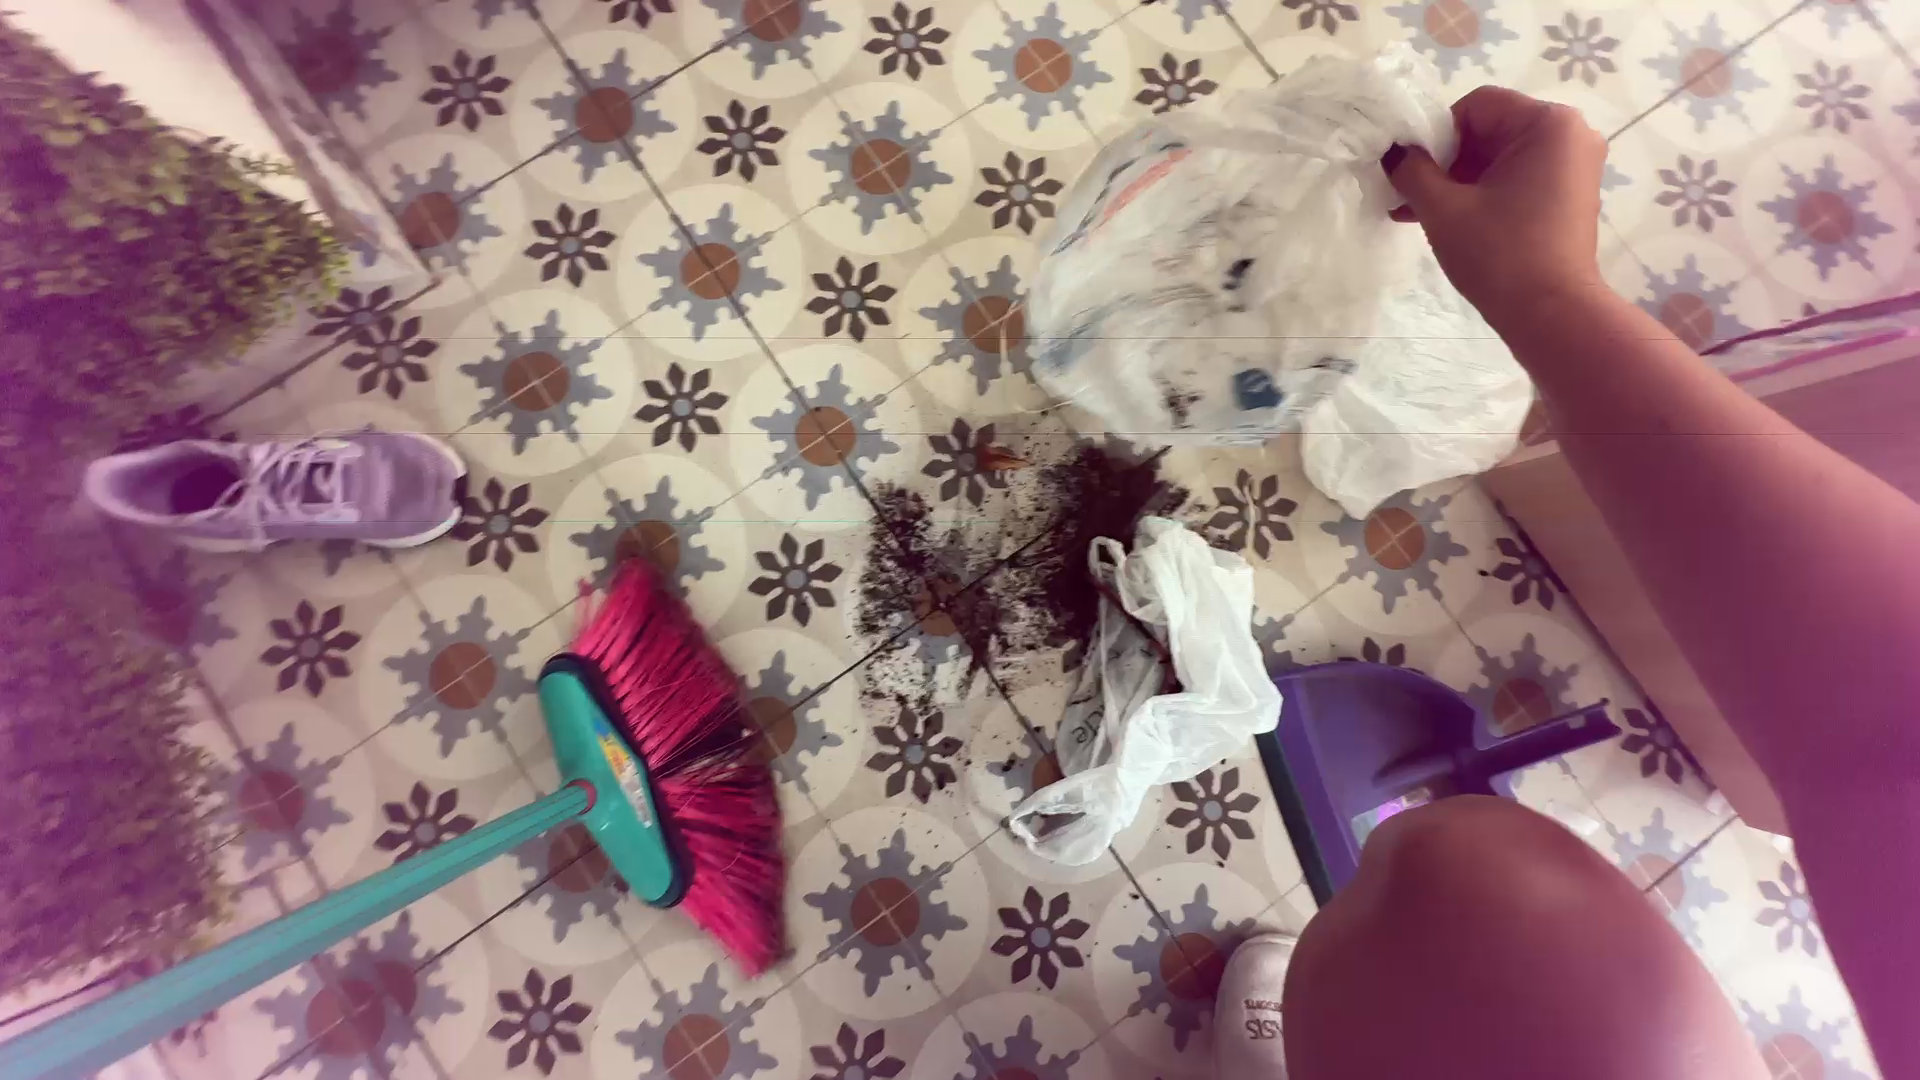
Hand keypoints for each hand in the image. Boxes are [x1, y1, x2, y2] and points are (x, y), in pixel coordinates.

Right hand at [1384, 86, 1610, 330]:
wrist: (1548, 308)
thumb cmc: (1497, 253)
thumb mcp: (1443, 210)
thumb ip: (1413, 173)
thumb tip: (1394, 154)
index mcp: (1547, 124)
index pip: (1476, 107)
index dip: (1435, 135)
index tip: (1410, 173)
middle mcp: (1569, 134)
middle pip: (1488, 131)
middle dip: (1443, 162)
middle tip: (1407, 197)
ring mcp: (1572, 165)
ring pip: (1498, 159)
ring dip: (1455, 182)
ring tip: (1418, 215)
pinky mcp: (1566, 195)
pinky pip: (1514, 180)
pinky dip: (1479, 194)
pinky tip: (1448, 222)